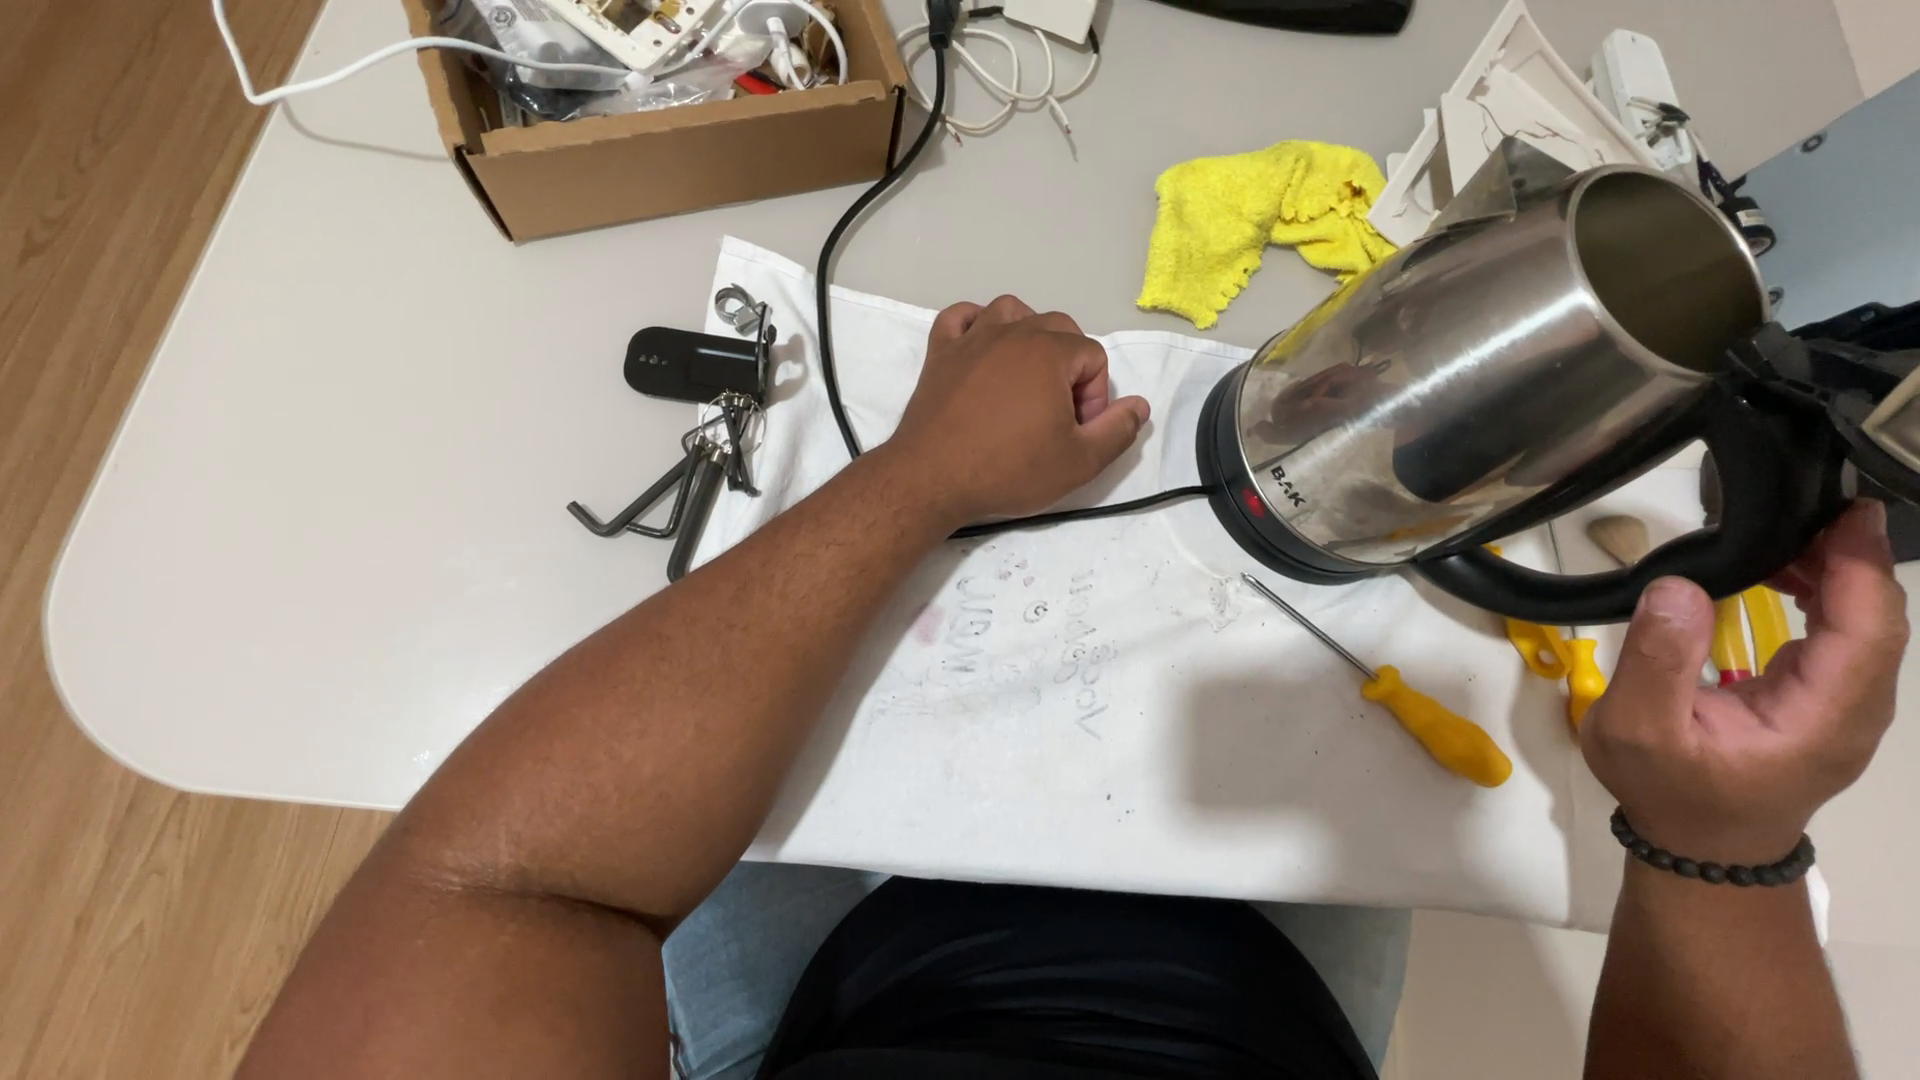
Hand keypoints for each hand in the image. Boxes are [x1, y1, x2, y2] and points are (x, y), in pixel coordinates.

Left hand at [883, 295, 1150, 524]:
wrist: (933, 479)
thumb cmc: (1009, 470)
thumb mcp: (1078, 462)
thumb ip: (1117, 431)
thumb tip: (1140, 405)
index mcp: (1051, 351)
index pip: (1094, 356)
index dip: (1094, 397)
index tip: (1075, 431)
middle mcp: (1013, 331)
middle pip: (1058, 328)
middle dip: (1068, 367)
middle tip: (1055, 414)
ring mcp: (972, 338)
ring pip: (1012, 311)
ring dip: (1028, 338)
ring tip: (1026, 381)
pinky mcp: (939, 352)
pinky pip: (960, 317)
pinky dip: (975, 325)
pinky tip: (982, 351)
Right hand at [1581, 500, 1907, 865]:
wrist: (1699, 846)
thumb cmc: (1667, 789)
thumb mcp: (1638, 728)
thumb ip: (1658, 660)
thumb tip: (1679, 587)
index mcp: (1821, 716)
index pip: (1865, 631)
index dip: (1861, 569)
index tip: (1848, 514)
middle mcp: (1852, 710)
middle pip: (1876, 624)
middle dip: (1848, 561)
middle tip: (1801, 511)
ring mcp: (1841, 709)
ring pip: (1862, 631)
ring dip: (1833, 578)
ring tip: (1782, 537)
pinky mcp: (1819, 706)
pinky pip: (1839, 643)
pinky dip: (1819, 601)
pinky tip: (1781, 580)